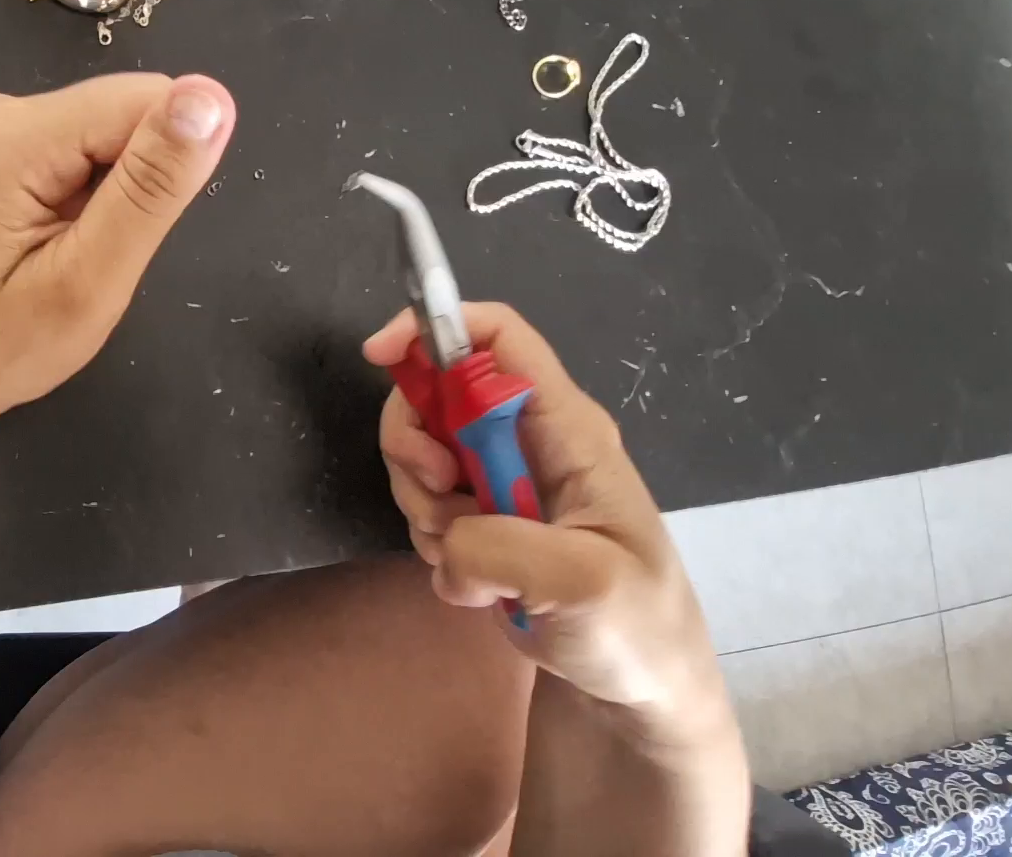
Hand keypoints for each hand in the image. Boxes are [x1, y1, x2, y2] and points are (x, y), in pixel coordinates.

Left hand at [0, 73, 236, 433]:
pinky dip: (95, 193)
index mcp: (14, 137)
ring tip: (78, 248)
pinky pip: (86, 148)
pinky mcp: (4, 145)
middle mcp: (0, 109)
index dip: (166, 167)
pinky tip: (64, 236)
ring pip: (111, 130)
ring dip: (117, 191)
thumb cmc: (8, 345)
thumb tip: (212, 97)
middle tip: (101, 251)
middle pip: (126, 111)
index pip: (144, 100)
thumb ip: (151, 189)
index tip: (136, 232)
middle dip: (139, 182)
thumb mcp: (92, 279)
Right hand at [364, 303, 730, 738]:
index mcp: (564, 426)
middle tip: (438, 493)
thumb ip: (499, 546)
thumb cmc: (635, 627)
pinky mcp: (476, 509)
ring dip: (419, 499)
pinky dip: (425, 531)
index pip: (495, 335)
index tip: (377, 357)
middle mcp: (523, 435)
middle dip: (412, 440)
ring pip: (417, 448)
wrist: (633, 683)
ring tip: (465, 555)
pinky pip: (420, 496)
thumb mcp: (584, 587)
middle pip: (432, 391)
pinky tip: (465, 570)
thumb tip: (446, 532)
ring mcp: (496, 472)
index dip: (432, 328)